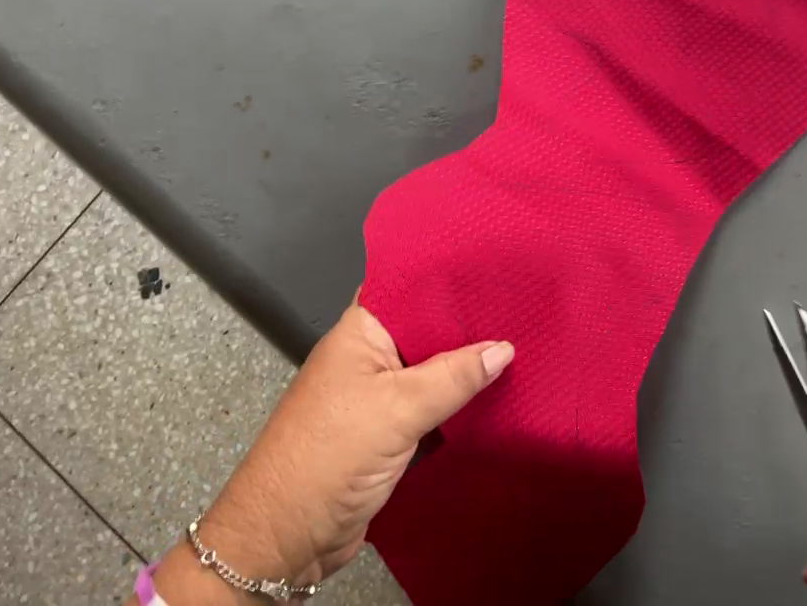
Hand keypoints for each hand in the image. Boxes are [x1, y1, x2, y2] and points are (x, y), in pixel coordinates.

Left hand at [152, 301, 512, 603]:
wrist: (282, 538)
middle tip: (524, 305)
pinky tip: (498, 393)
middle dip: (470, 323)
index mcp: (361, 331)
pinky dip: (459, 402)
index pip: (410, 287)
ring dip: (468, 367)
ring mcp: (378, 395)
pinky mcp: (388, 431)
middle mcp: (369, 356)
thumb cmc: (329, 456)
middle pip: (428, 329)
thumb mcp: (398, 408)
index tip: (497, 267)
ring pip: (433, 369)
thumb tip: (505, 348)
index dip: (450, 278)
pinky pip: (432, 405)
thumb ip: (454, 376)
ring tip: (524, 342)